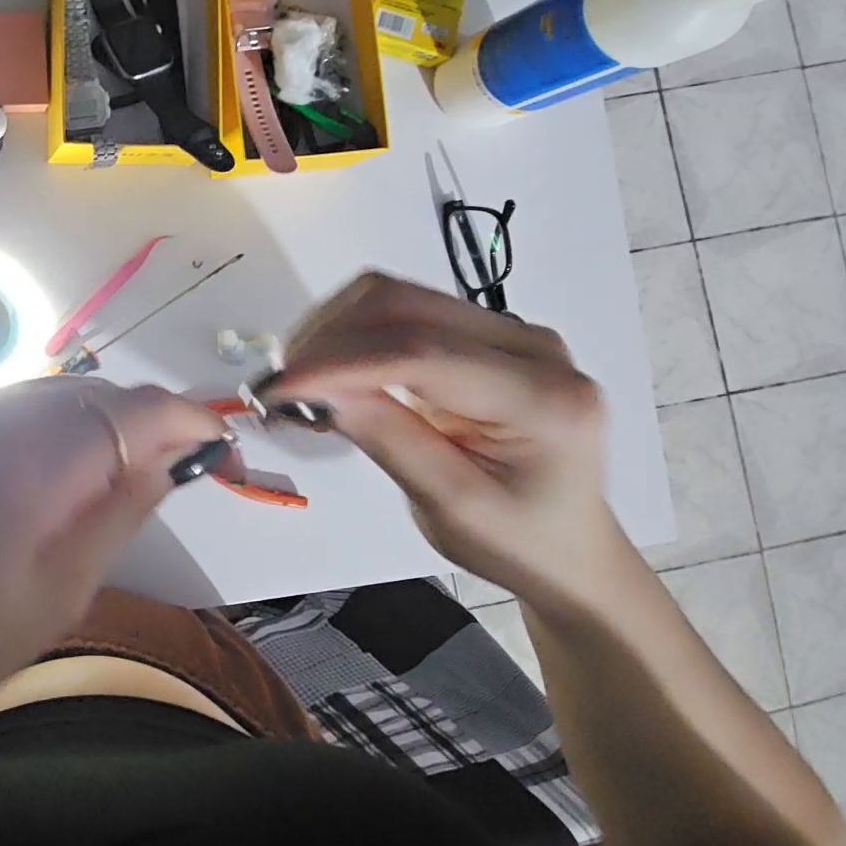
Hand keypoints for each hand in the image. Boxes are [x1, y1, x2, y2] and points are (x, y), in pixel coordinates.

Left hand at [0, 378, 224, 714]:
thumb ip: (120, 513)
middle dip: (152, 424)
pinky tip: (64, 471)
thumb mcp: (60, 591)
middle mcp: (4, 412)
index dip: (192, 421)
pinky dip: (64, 423)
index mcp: (38, 459)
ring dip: (108, 422)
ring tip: (121, 479)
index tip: (223, 453)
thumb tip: (171, 458)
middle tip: (177, 476)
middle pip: (105, 394)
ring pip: (67, 392)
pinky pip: (27, 403)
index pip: (139, 409)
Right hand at [262, 273, 617, 600]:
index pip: (421, 354)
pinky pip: (404, 311)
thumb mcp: (448, 504)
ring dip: (335, 328)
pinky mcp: (484, 334)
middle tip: (283, 384)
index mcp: (542, 397)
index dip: (339, 363)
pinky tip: (332, 366)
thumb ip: (386, 437)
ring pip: (397, 297)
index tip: (278, 388)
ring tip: (303, 376)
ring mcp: (509, 333)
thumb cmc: (514, 541)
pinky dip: (353, 332)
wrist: (567, 548)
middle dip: (329, 336)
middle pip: (405, 305)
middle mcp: (531, 346)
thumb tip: (316, 387)